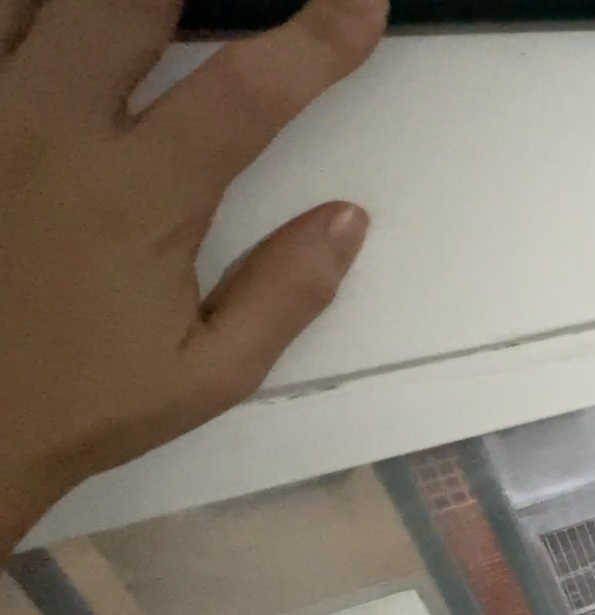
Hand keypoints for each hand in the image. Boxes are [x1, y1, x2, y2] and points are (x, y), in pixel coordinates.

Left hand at [0, 0, 386, 544]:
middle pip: (118, 3)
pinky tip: (44, 24)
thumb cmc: (90, 396)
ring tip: (153, 2)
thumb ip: (288, 290)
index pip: (248, 94)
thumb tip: (349, 219)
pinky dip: (13, 15)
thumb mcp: (219, 368)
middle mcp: (42, 131)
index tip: (361, 4)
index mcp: (137, 197)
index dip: (316, 41)